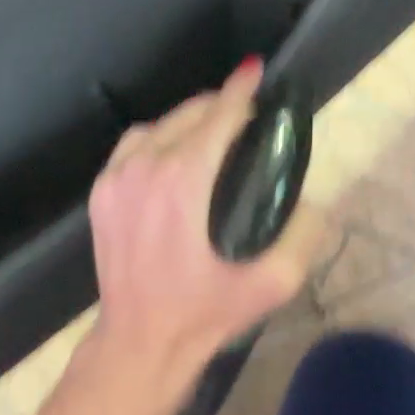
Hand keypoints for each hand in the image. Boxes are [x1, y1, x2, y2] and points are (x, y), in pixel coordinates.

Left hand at [84, 58, 321, 404]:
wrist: (138, 345)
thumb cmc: (205, 313)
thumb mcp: (271, 282)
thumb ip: (302, 233)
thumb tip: (313, 198)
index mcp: (183, 182)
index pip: (218, 117)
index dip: (241, 90)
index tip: (256, 70)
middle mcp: (145, 169)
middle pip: (190, 113)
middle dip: (222, 106)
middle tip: (249, 119)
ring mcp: (116, 178)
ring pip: (161, 124)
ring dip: (192, 119)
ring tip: (216, 132)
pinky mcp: (101, 192)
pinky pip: (134, 143)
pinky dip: (160, 136)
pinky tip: (178, 152)